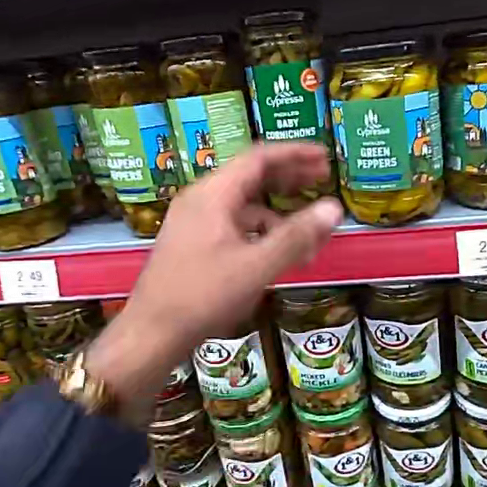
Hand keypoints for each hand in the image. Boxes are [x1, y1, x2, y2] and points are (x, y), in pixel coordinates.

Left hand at [86, 143, 342, 414]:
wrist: (152, 332)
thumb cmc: (203, 296)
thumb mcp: (256, 267)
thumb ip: (296, 236)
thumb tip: (334, 208)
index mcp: (213, 195)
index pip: (259, 158)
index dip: (295, 154)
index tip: (325, 156)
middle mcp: (201, 200)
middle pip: (251, 176)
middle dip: (289, 178)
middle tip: (323, 179)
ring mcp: (194, 221)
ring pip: (244, 205)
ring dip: (279, 213)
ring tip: (311, 234)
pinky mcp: (193, 242)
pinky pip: (234, 225)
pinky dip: (261, 232)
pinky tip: (279, 254)